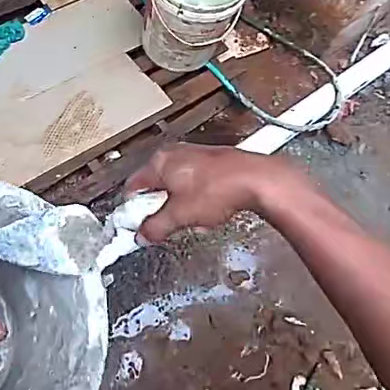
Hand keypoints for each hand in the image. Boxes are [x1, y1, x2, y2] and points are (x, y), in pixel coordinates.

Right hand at [126, 144, 308, 242]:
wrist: (257, 180)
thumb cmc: (219, 188)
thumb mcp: (180, 216)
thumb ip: (156, 227)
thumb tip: (143, 234)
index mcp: (159, 162)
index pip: (132, 187)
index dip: (133, 210)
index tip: (138, 227)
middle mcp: (175, 154)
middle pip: (156, 188)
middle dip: (164, 211)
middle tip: (172, 224)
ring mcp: (195, 157)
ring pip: (178, 190)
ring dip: (184, 208)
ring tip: (199, 219)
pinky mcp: (213, 164)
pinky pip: (197, 187)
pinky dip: (201, 201)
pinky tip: (213, 212)